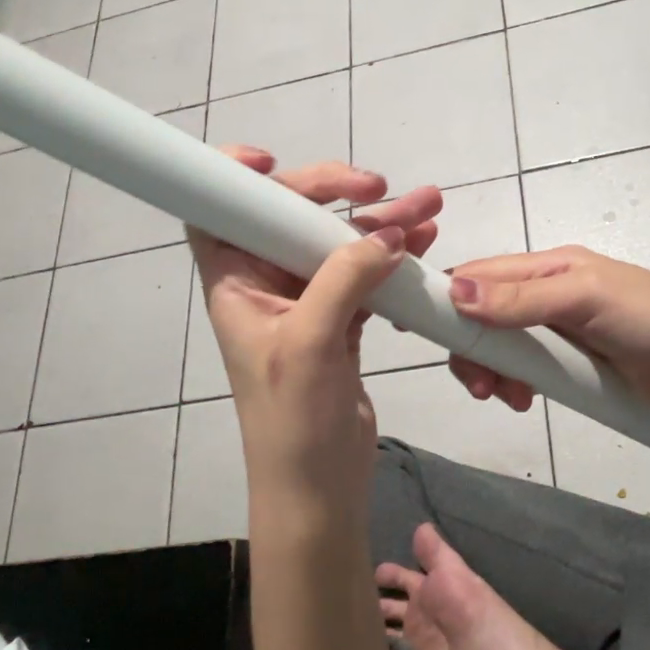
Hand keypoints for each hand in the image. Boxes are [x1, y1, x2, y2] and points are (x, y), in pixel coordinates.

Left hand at [186, 148, 443, 500]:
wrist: (319, 487)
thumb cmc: (293, 421)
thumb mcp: (310, 345)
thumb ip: (344, 280)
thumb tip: (388, 234)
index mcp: (237, 284)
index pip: (219, 213)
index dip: (235, 179)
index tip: (273, 161)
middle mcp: (267, 286)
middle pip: (295, 218)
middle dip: (339, 195)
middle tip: (383, 186)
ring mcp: (308, 303)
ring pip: (341, 244)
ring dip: (384, 224)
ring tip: (431, 209)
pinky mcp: (342, 322)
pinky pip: (369, 275)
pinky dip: (396, 259)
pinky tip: (426, 246)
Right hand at [446, 246, 649, 443]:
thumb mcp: (594, 300)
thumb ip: (525, 298)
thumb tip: (454, 291)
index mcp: (556, 266)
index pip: (482, 273)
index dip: (448, 298)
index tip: (421, 334)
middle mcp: (555, 294)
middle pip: (485, 314)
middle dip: (470, 347)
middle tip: (480, 387)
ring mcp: (568, 335)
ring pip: (504, 346)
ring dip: (492, 370)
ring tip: (507, 399)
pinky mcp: (581, 370)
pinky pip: (531, 372)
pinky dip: (517, 384)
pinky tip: (524, 402)